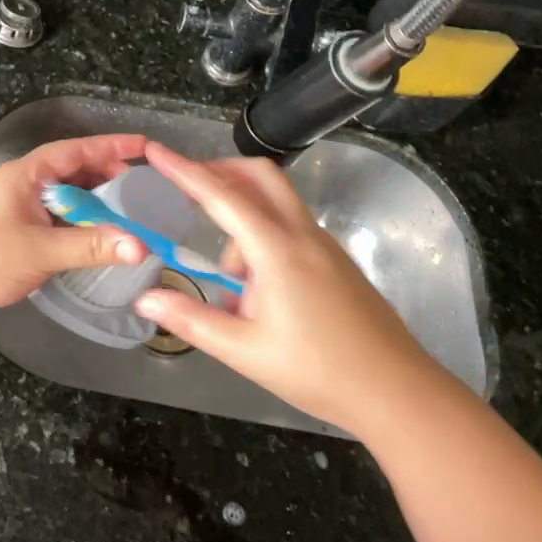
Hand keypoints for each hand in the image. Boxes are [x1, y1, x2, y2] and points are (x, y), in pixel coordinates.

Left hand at [0, 134, 149, 325]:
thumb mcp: (43, 252)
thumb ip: (92, 246)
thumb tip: (141, 246)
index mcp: (24, 174)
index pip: (74, 150)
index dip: (110, 146)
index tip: (143, 145)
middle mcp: (21, 181)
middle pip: (70, 167)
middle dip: (105, 171)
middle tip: (138, 184)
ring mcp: (16, 202)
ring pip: (64, 190)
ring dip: (93, 195)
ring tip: (125, 205)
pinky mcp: (16, 223)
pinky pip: (56, 209)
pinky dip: (79, 215)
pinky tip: (98, 229)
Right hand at [132, 141, 445, 434]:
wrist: (396, 391)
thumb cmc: (317, 371)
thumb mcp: (244, 351)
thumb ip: (191, 320)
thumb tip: (145, 299)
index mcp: (277, 251)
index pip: (221, 196)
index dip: (184, 170)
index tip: (156, 150)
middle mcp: (303, 235)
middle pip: (259, 176)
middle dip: (220, 171)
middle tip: (188, 190)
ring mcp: (324, 245)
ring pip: (276, 202)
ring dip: (242, 216)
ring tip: (229, 281)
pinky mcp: (335, 260)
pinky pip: (290, 227)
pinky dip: (262, 236)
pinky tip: (257, 289)